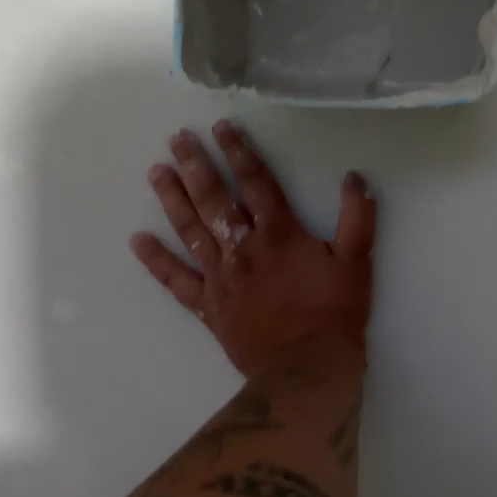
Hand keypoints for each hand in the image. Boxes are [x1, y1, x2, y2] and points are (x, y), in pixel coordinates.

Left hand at [131, 121, 377, 385]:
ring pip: (191, 231)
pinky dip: (156, 260)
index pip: (256, 182)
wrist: (306, 368)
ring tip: (156, 171)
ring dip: (172, 199)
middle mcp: (244, 248)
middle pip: (216, 199)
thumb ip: (358, 217)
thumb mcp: (358, 260)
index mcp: (280, 233)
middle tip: (178, 138)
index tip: (222, 128)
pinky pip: (176, 280)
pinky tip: (138, 240)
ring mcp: (221, 277)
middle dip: (197, 165)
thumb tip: (355, 178)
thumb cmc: (335, 312)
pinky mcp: (208, 306)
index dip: (240, 152)